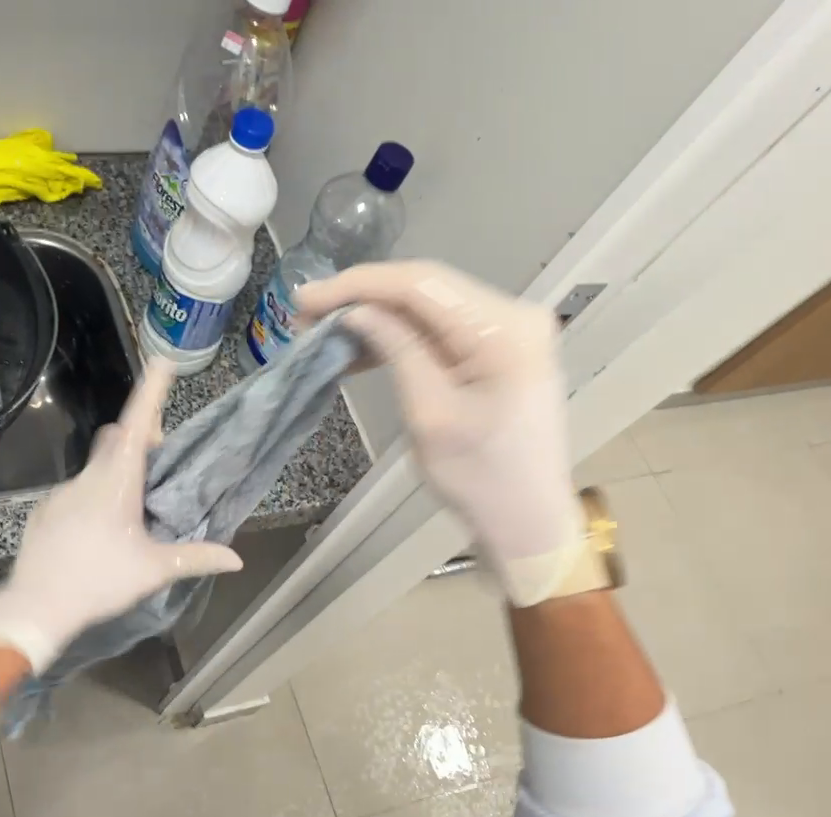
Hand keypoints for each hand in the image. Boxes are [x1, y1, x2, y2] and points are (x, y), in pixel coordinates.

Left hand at [0, 357, 243, 671]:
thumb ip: (196, 559)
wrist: (37, 605)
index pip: (135, 425)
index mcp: (115, 482)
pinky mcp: (45, 511)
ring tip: (130, 514)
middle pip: (114, 440)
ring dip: (115, 475)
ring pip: (94, 469)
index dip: (150, 392)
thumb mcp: (154, 571)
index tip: (161, 362)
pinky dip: (93, 498)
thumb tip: (236, 559)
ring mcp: (61, 493)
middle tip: (158, 458)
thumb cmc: (99, 582)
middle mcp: (87, 478)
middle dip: (137, 438)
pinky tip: (98, 534)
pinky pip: (76, 492)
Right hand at [296, 260, 582, 606]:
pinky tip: (361, 346)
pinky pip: (441, 327)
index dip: (358, 284)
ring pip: (429, 305)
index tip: (305, 296)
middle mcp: (513, 315)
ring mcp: (509, 329)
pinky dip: (399, 333)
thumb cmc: (479, 477)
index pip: (421, 284)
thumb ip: (397, 350)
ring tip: (325, 331)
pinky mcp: (498, 348)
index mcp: (503, 329)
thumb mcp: (430, 414)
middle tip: (305, 314)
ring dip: (376, 314)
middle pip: (425, 288)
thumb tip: (355, 312)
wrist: (525, 517)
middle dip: (362, 295)